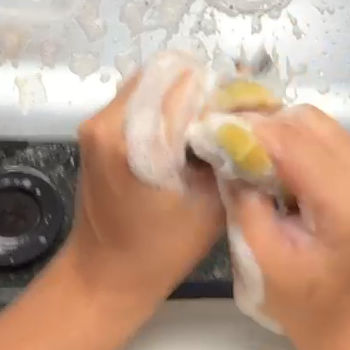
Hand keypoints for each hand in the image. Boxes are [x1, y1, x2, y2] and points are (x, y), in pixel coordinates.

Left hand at [62, 70, 225, 309]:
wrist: (103, 277)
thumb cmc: (161, 251)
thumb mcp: (212, 203)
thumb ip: (231, 153)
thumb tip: (253, 117)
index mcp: (134, 139)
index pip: (189, 85)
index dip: (224, 95)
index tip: (248, 114)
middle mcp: (109, 120)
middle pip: (168, 73)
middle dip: (205, 89)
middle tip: (232, 118)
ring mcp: (97, 121)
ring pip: (154, 80)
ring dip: (186, 95)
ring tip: (211, 127)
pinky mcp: (97, 129)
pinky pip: (140, 97)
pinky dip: (167, 105)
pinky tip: (187, 135)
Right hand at [228, 105, 349, 345]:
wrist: (336, 309)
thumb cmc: (295, 295)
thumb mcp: (258, 254)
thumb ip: (242, 197)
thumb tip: (222, 144)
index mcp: (343, 201)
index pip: (290, 143)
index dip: (246, 131)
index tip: (206, 132)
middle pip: (301, 122)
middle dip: (257, 125)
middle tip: (219, 140)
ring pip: (308, 118)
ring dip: (272, 127)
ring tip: (239, 148)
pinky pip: (316, 129)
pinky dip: (286, 133)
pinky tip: (263, 154)